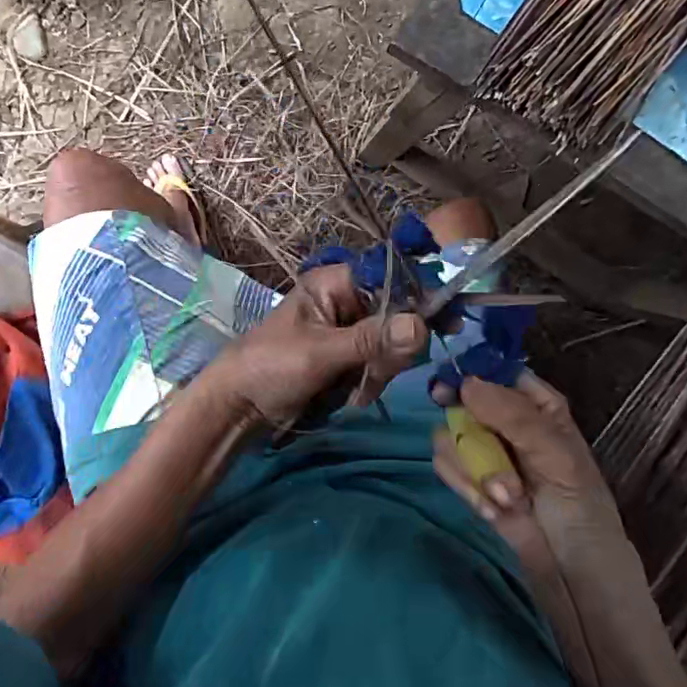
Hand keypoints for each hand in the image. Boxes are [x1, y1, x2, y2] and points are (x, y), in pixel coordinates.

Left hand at [194, 264, 425, 427]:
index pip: (393, 278)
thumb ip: (371, 340)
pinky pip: (379, 367)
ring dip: (378, 373)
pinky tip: (348, 396)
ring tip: (350, 390)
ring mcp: (349, 331)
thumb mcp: (320, 353)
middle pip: (399, 317)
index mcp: (336, 282)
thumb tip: (422, 324)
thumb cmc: (270, 366)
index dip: (421, 299)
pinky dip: (369, 384)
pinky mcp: (348, 358)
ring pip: (392, 347)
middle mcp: (347, 301)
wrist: (237, 407)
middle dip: (390, 351)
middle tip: (371, 374)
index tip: (449, 323)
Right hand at [431, 375, 627, 564]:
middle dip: (471, 437)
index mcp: (535, 402)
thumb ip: (513, 416)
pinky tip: (494, 509)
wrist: (574, 571)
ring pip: (448, 435)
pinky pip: (446, 466)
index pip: (494, 372)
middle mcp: (504, 419)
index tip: (446, 391)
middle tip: (479, 455)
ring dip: (474, 471)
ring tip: (508, 497)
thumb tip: (466, 383)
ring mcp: (485, 449)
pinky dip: (467, 489)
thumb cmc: (579, 503)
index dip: (468, 375)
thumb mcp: (556, 453)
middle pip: (461, 401)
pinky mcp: (470, 478)